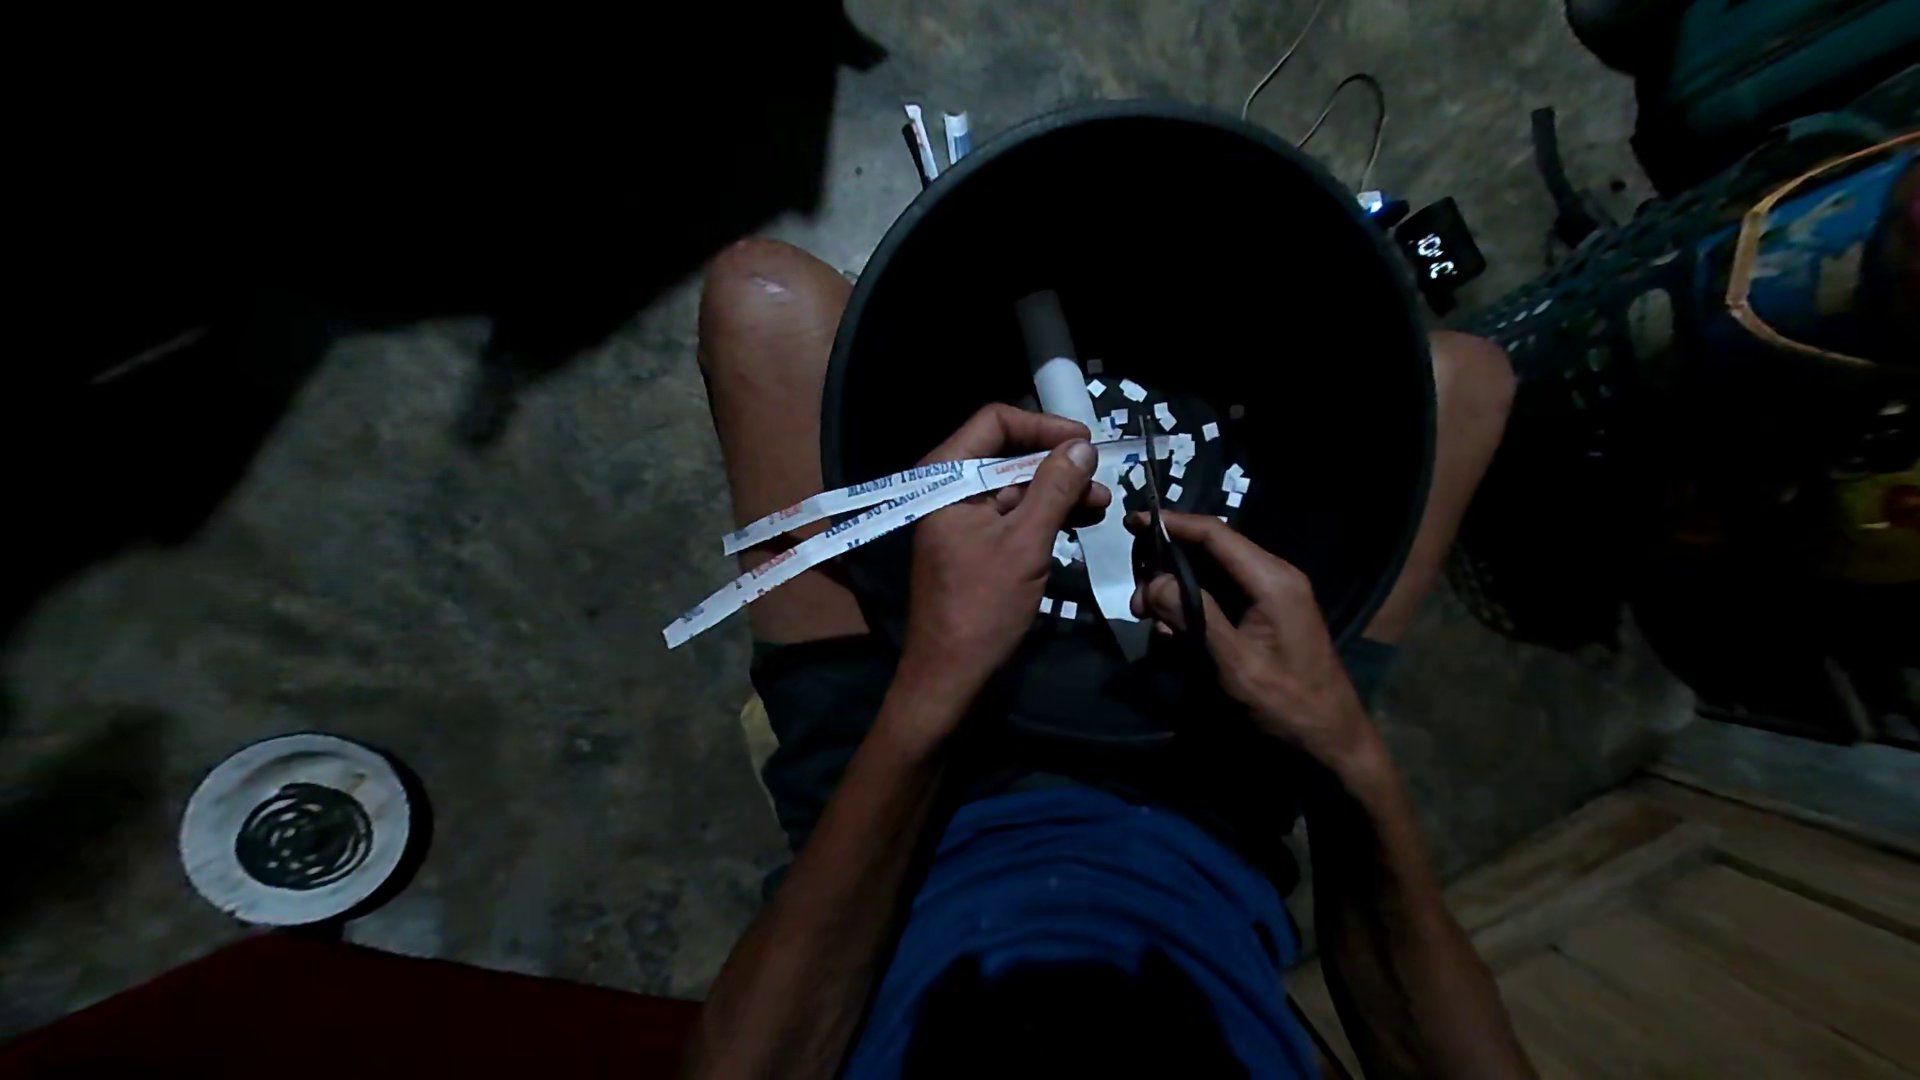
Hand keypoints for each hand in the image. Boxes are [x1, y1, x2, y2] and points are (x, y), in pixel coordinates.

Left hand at [895, 404, 1108, 710]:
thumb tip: (1083, 445)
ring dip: (1058, 491)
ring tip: (1100, 504)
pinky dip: (1046, 515)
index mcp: (945, 477)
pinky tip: (1082, 519)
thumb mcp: (1025, 542)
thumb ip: (1054, 488)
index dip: (1043, 426)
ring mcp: (964, 518)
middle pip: (1008, 453)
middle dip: (1057, 463)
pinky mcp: (979, 544)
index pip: (995, 423)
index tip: (1086, 443)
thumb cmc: (982, 607)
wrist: (950, 675)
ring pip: (1016, 486)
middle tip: (1100, 479)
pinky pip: (1015, 516)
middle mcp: (950, 489)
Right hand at [1128, 512, 1380, 774]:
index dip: (1172, 523)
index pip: (1215, 534)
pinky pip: (1216, 598)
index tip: (1132, 522)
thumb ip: (1195, 618)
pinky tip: (1171, 635)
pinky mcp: (1261, 615)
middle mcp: (1271, 578)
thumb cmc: (1288, 704)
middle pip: (1208, 551)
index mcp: (1272, 580)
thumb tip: (1155, 582)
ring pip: (1207, 576)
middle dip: (1165, 568)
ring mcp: (1267, 597)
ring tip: (1147, 620)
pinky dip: (1188, 610)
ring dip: (1173, 592)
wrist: (1331, 744)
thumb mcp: (1237, 664)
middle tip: (1135, 600)